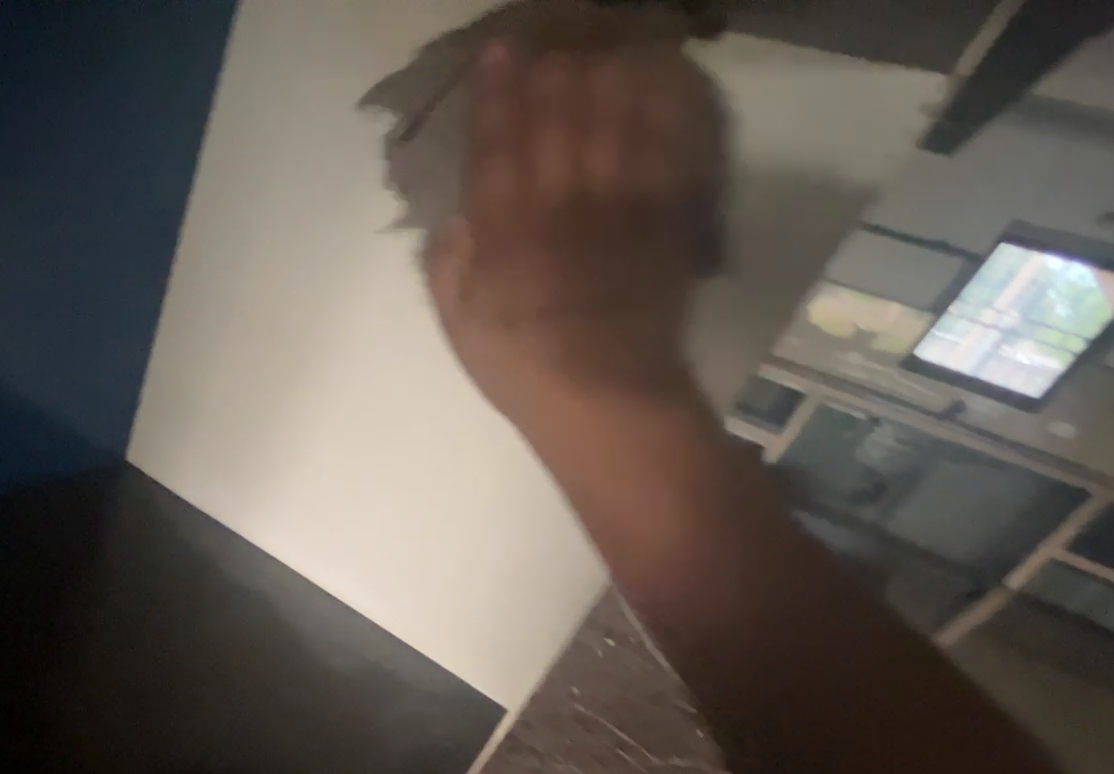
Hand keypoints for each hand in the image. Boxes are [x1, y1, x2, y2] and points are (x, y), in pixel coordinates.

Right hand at [424, 3, 724, 424]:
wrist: (605, 398)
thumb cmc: (520, 367)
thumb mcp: (459, 327)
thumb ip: (448, 267)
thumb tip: (455, 216)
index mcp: (504, 235)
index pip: (497, 148)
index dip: (497, 97)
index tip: (498, 53)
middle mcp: (560, 207)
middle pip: (557, 119)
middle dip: (552, 68)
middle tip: (552, 31)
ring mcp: (617, 208)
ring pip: (613, 120)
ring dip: (606, 69)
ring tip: (602, 36)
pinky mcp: (663, 218)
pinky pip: (665, 148)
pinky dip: (662, 104)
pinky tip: (657, 74)